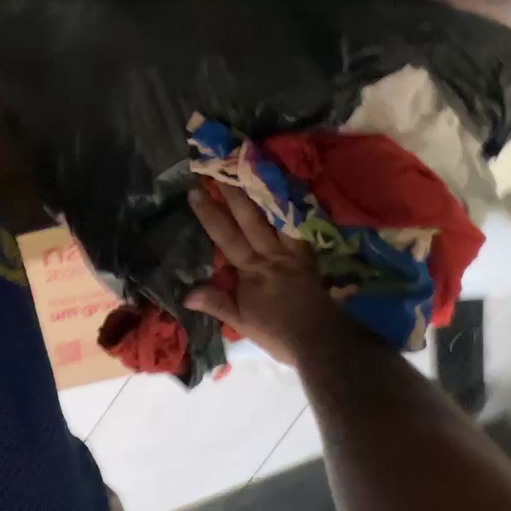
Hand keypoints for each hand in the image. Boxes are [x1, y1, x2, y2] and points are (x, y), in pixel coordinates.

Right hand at [184, 181, 347, 367]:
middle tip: (223, 167)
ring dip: (265, 193)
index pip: (226, 237)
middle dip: (235, 193)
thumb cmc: (279, 334)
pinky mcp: (309, 255)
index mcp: (252, 270)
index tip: (195, 191)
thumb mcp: (242, 323)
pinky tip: (289, 192)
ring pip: (277, 217)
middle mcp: (271, 254)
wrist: (324, 343)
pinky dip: (293, 208)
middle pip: (251, 219)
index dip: (210, 214)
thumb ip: (217, 304)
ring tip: (255, 170)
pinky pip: (299, 226)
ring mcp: (293, 252)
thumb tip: (186, 294)